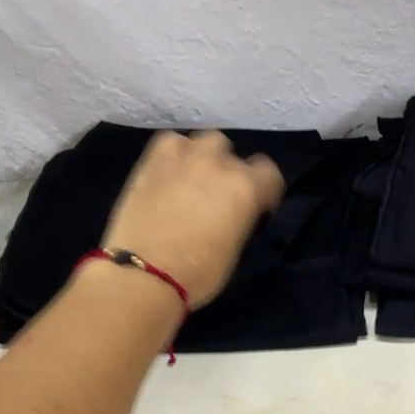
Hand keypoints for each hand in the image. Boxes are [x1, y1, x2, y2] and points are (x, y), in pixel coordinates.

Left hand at [99, 131, 285, 306]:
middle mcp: (219, 164)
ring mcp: (184, 158)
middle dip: (233, 172)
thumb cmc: (199, 273)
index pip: (269, 172)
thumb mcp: (235, 248)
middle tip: (221, 197)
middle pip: (235, 154)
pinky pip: (172, 141)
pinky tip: (173, 172)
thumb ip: (240, 218)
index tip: (257, 208)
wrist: (145, 274)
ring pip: (206, 140)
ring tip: (196, 179)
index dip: (266, 190)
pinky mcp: (152, 160)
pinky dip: (177, 153)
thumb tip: (235, 213)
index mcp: (246, 188)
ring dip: (207, 157)